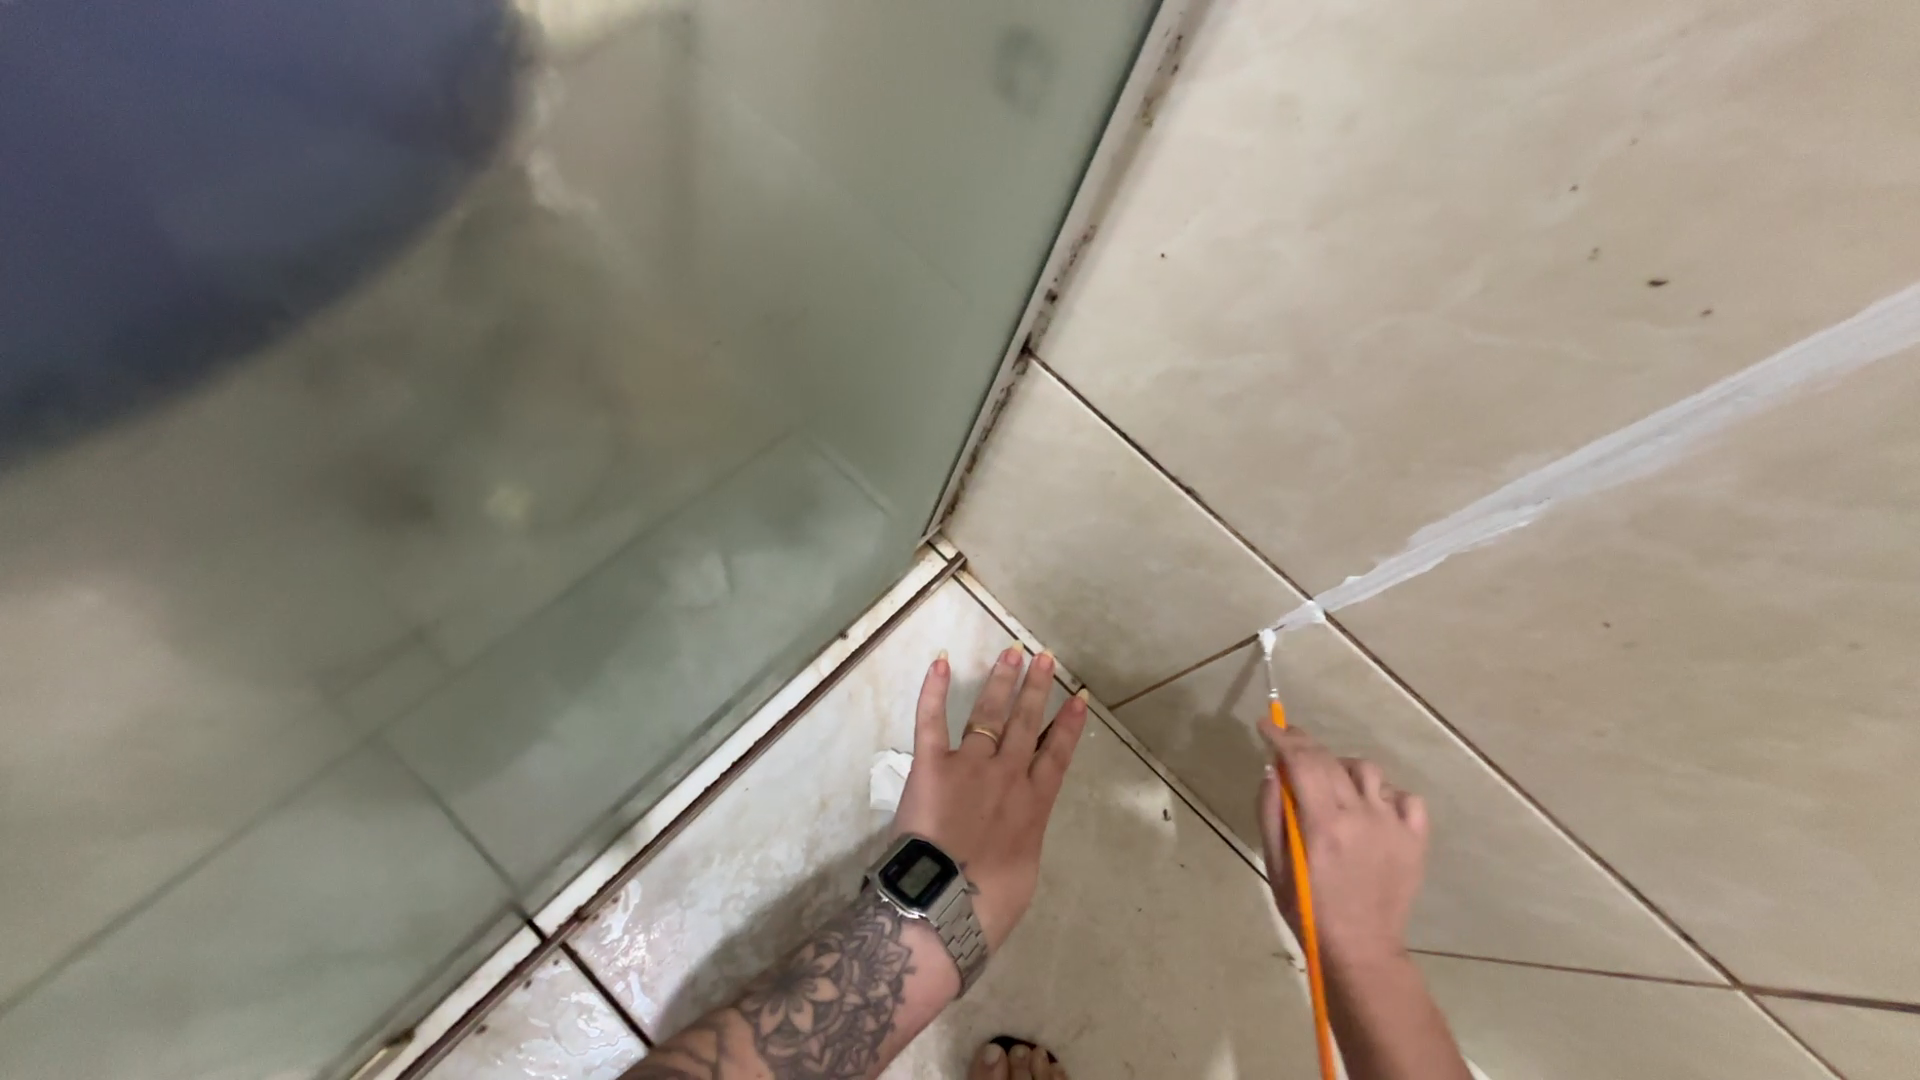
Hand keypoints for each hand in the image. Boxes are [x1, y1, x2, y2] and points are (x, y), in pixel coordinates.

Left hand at [892, 647, 1089, 951]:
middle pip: (1026, 723)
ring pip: (990, 714)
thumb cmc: (989, 904)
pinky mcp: (932, 766)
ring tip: (1012, 652)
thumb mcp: (1024, 871)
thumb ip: (1024, 837)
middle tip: (1044, 658)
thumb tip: (1019, 827)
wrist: (944, 908)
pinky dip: (935, 690)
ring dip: (1002, 682)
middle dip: (1037, 688)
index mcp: (1034, 804)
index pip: (1057, 754)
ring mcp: (970, 766)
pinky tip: (942, 661)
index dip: (1069, 724)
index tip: (1079, 697)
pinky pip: (933, 720)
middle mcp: (1008, 775)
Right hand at [1257, 725, 1428, 967]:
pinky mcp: (1415, 839)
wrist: (1361, 948)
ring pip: (1368, 771)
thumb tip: (1272, 771)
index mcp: (1322, 822)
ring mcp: (1393, 825)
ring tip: (1331, 783)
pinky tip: (1370, 807)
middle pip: (1330, 759)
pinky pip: (1405, 798)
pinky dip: (1384, 794)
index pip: (1300, 761)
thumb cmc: (1307, 907)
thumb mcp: (1275, 862)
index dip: (1281, 737)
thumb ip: (1270, 812)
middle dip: (1304, 744)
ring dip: (1342, 768)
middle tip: (1288, 744)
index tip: (1266, 725)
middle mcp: (1360, 815)